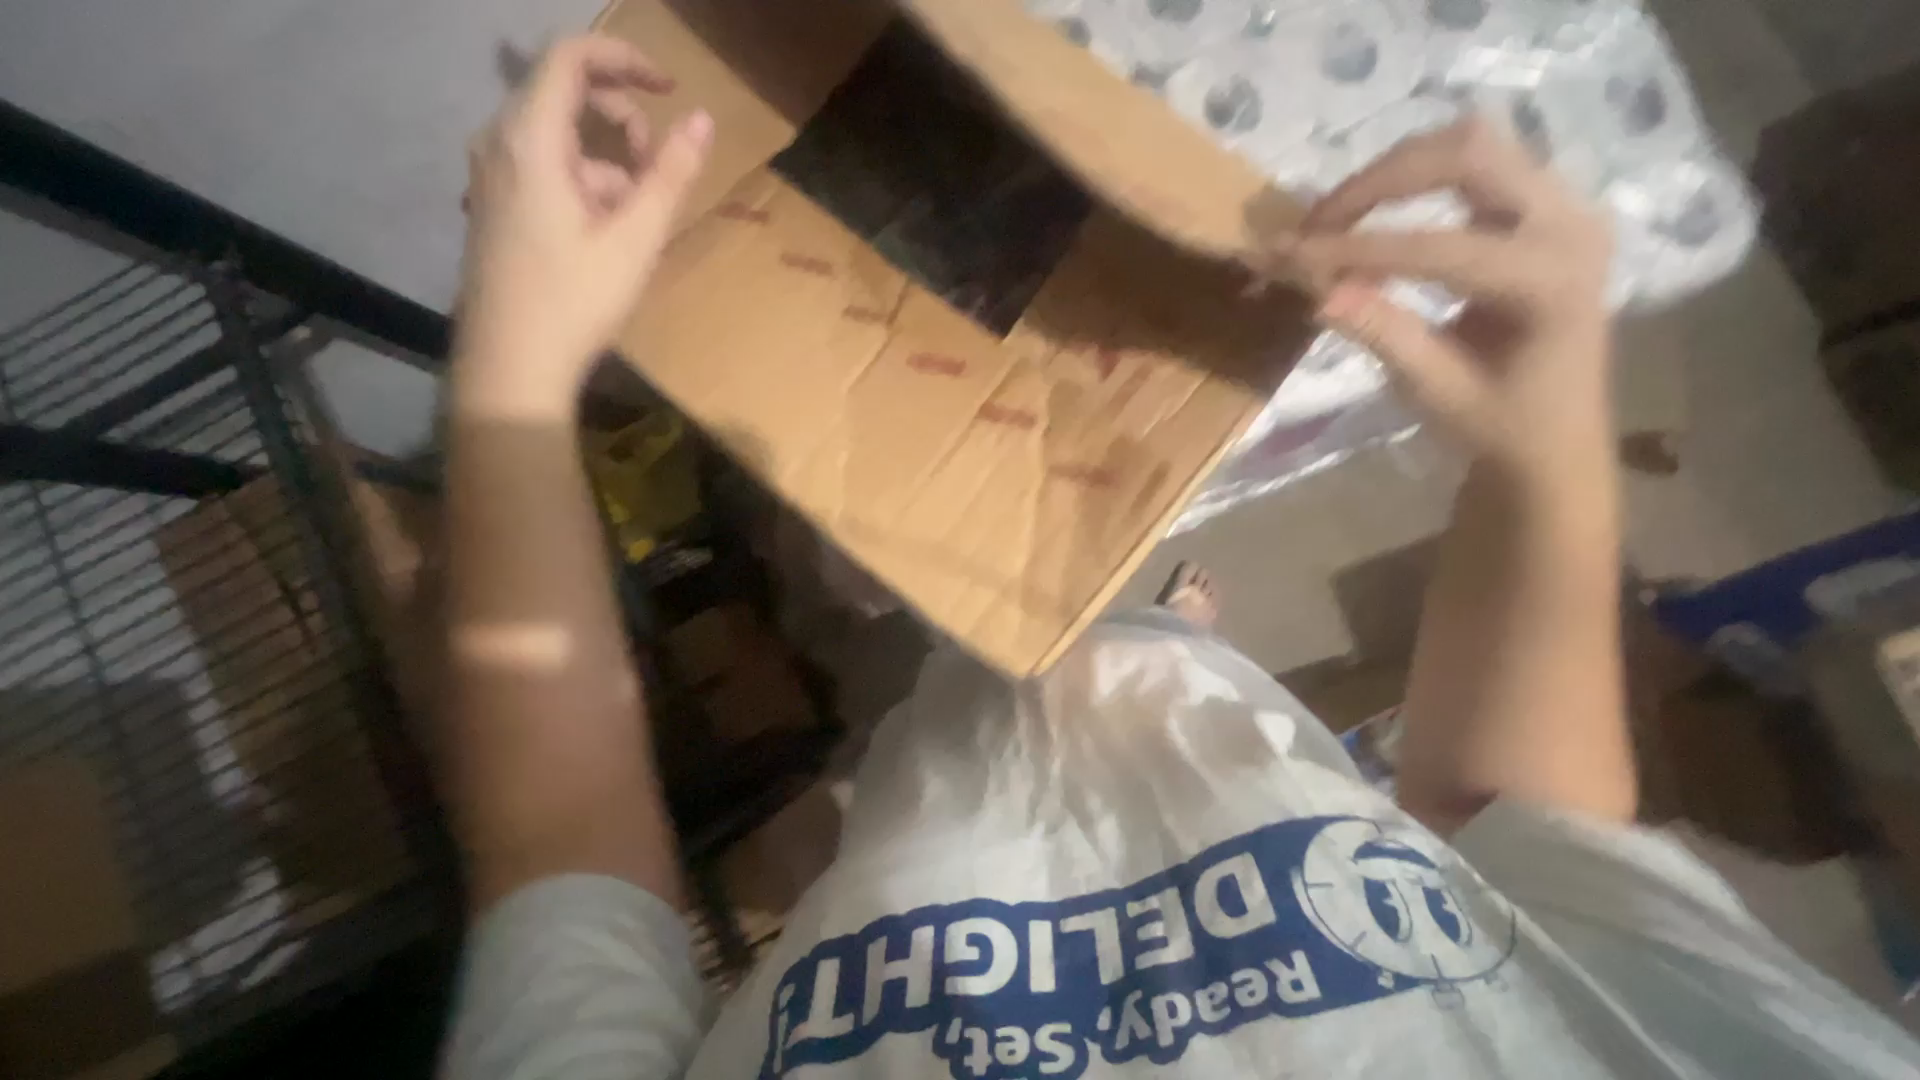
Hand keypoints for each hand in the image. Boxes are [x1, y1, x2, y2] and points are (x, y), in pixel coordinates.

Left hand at [454, 35, 711, 414]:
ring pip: (559, 138)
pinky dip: (584, 183)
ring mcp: (490, 175)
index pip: (571, 57)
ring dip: (608, 160)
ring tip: (638, 219)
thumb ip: (670, 174)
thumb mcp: (636, 238)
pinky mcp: (494, 205)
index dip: (626, 60)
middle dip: (622, 117)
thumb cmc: (575, 301)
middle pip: (563, 93)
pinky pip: (544, 168)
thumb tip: (701, 119)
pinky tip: (606, 236)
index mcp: (530, 138)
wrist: (510, 364)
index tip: (671, 88)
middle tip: (660, 165)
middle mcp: (499, 142)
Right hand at [1281, 117, 1613, 481]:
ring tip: (1339, 219)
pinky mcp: (1543, 206)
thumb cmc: (1497, 425)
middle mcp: (1568, 224)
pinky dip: (1414, 182)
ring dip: (1394, 173)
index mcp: (1550, 282)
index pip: (1439, 247)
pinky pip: (1476, 164)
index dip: (1356, 248)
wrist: (1556, 437)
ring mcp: (1563, 206)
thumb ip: (1383, 334)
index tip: (1288, 254)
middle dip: (1377, 182)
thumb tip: (1317, 293)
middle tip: (1315, 223)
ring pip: (1470, 145)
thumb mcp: (1434, 391)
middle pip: (1466, 154)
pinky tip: (1375, 221)